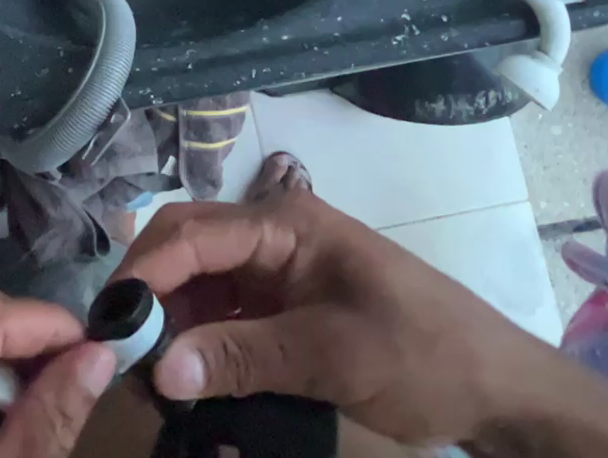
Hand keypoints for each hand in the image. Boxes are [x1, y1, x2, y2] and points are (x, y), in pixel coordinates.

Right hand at [116, 191, 607, 454]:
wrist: (498, 386)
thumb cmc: (425, 353)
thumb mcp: (336, 356)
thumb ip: (246, 357)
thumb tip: (159, 370)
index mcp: (285, 221)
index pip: (194, 233)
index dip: (144, 272)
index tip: (109, 324)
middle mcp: (270, 234)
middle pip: (185, 245)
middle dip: (147, 291)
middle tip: (116, 348)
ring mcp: (273, 269)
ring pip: (195, 281)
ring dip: (166, 320)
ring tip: (143, 372)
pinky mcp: (278, 304)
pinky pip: (219, 312)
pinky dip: (194, 340)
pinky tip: (182, 375)